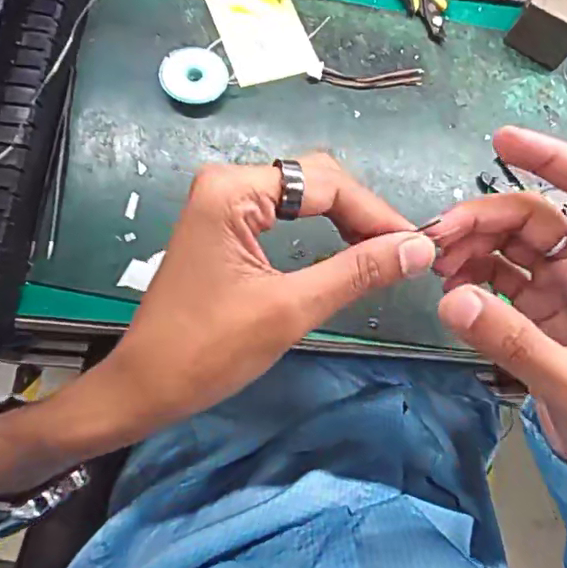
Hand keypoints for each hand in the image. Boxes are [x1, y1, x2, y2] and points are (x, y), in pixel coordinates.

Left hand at [88, 154, 436, 442]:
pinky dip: (317, 230)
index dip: (377, 213)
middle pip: (313, 182)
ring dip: (344, 221)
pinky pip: (280, 215)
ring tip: (384, 251)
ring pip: (300, 197)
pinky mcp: (220, 226)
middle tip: (405, 250)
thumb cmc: (208, 349)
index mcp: (232, 190)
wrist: (146, 385)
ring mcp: (219, 203)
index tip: (420, 244)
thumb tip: (419, 247)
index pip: (325, 183)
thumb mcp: (289, 309)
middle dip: (362, 214)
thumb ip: (357, 271)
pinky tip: (345, 247)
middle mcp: (224, 182)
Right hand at [425, 127, 566, 489]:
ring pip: (510, 244)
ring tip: (435, 262)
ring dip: (471, 244)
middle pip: (535, 217)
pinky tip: (448, 285)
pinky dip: (469, 274)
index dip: (555, 159)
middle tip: (436, 236)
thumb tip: (450, 298)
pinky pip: (496, 276)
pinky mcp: (534, 310)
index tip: (503, 142)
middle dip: (484, 218)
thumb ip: (511, 340)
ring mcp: (560, 288)